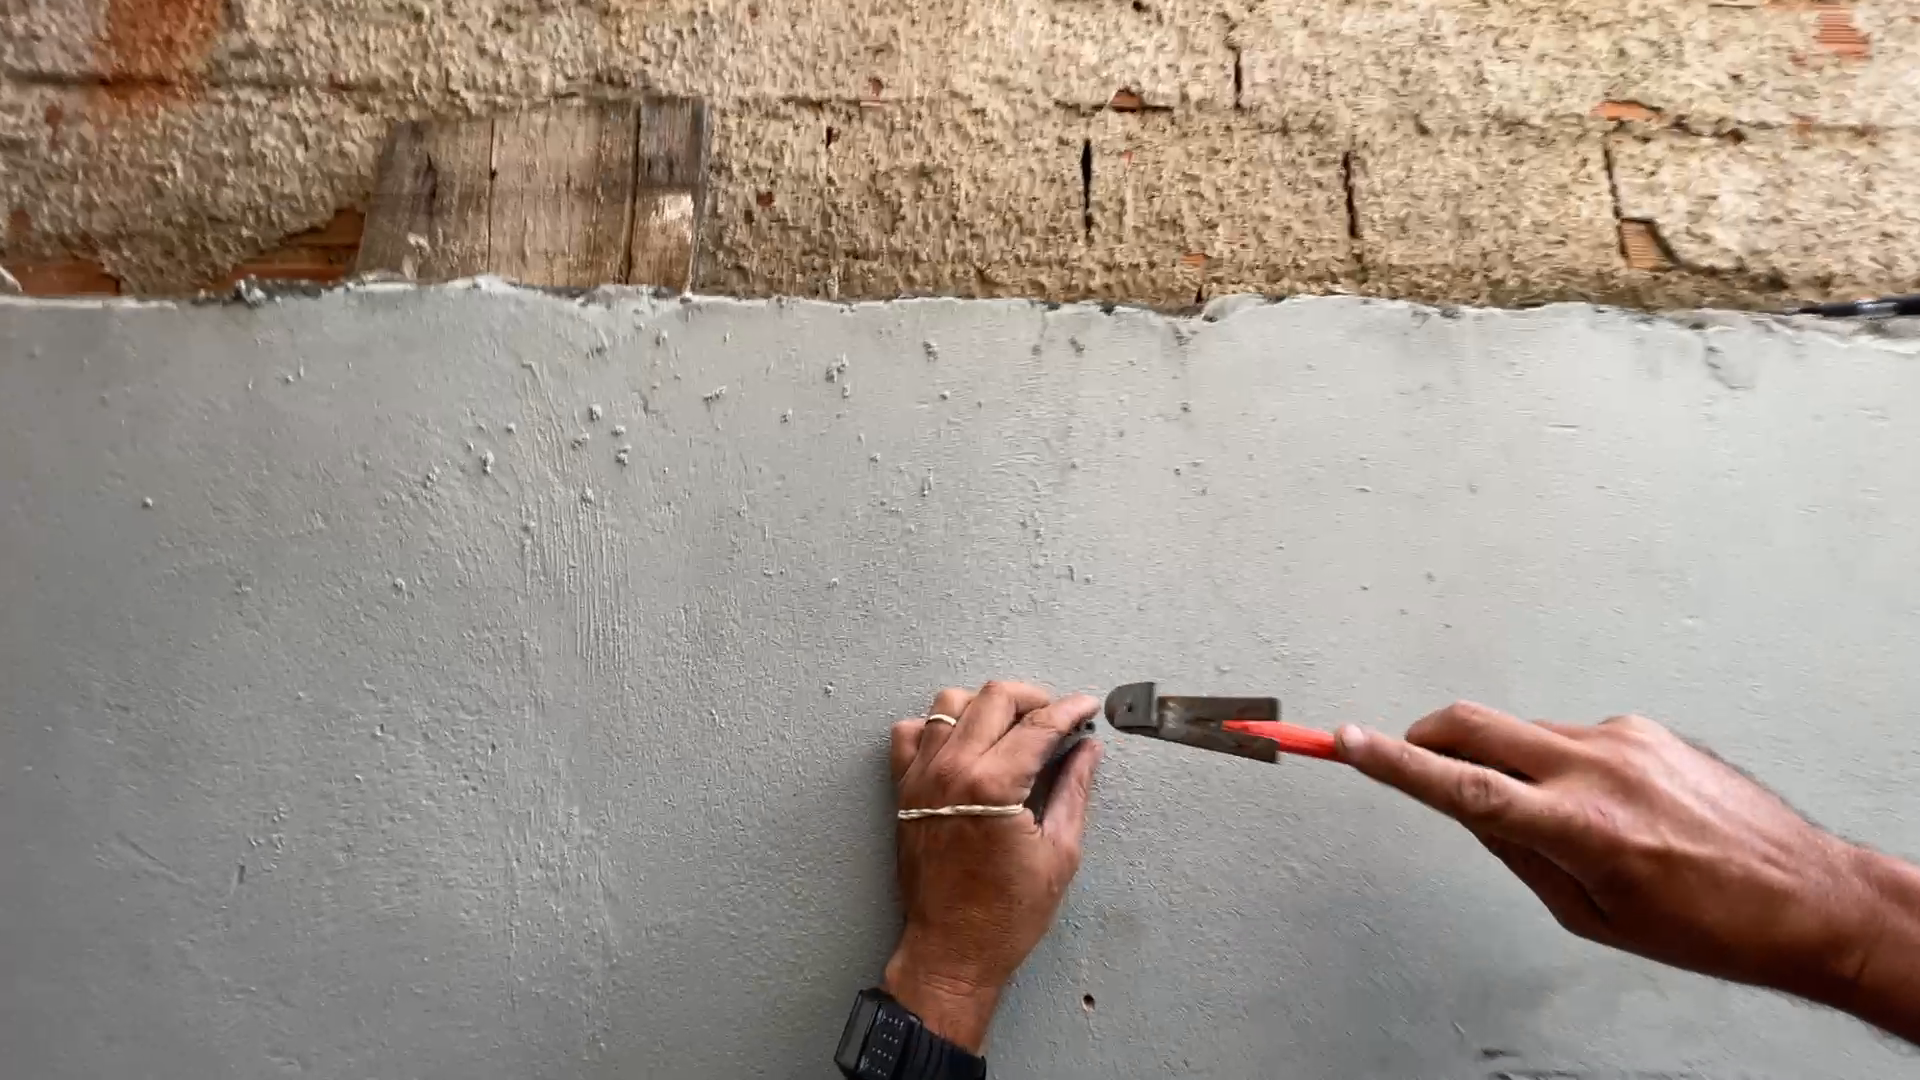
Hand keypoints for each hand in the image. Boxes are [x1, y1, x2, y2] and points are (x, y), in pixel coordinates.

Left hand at [883, 682, 1103, 1052]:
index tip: (1085, 706)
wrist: (951, 951)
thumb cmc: (1007, 914)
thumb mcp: (1059, 852)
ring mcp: (922, 776)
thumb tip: (1087, 749)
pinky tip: (962, 743)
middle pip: (993, 696)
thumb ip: (1074, 789)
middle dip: (1032, 698)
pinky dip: (936, 726)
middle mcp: (952, 770)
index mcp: (993, 786)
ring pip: (949, 702)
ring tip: (1010, 725)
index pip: (1038, 725)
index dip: (1069, 710)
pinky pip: (910, 732)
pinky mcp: (903, 788)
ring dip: (985, 704)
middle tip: (1053, 717)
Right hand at [1335, 702, 1881, 999]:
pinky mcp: (1639, 726)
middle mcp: (1596, 773)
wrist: (1821, 900)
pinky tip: (1597, 794)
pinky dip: (1554, 759)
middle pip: (1470, 726)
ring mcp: (1620, 740)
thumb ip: (1515, 852)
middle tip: (1416, 755)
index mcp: (1582, 832)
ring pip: (1513, 731)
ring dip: (1504, 759)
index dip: (1393, 763)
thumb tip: (1467, 807)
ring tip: (1550, 805)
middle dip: (1426, 736)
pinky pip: (1561, 733)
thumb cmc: (1711, 927)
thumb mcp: (1591, 916)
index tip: (1347, 740)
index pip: (1460, 787)